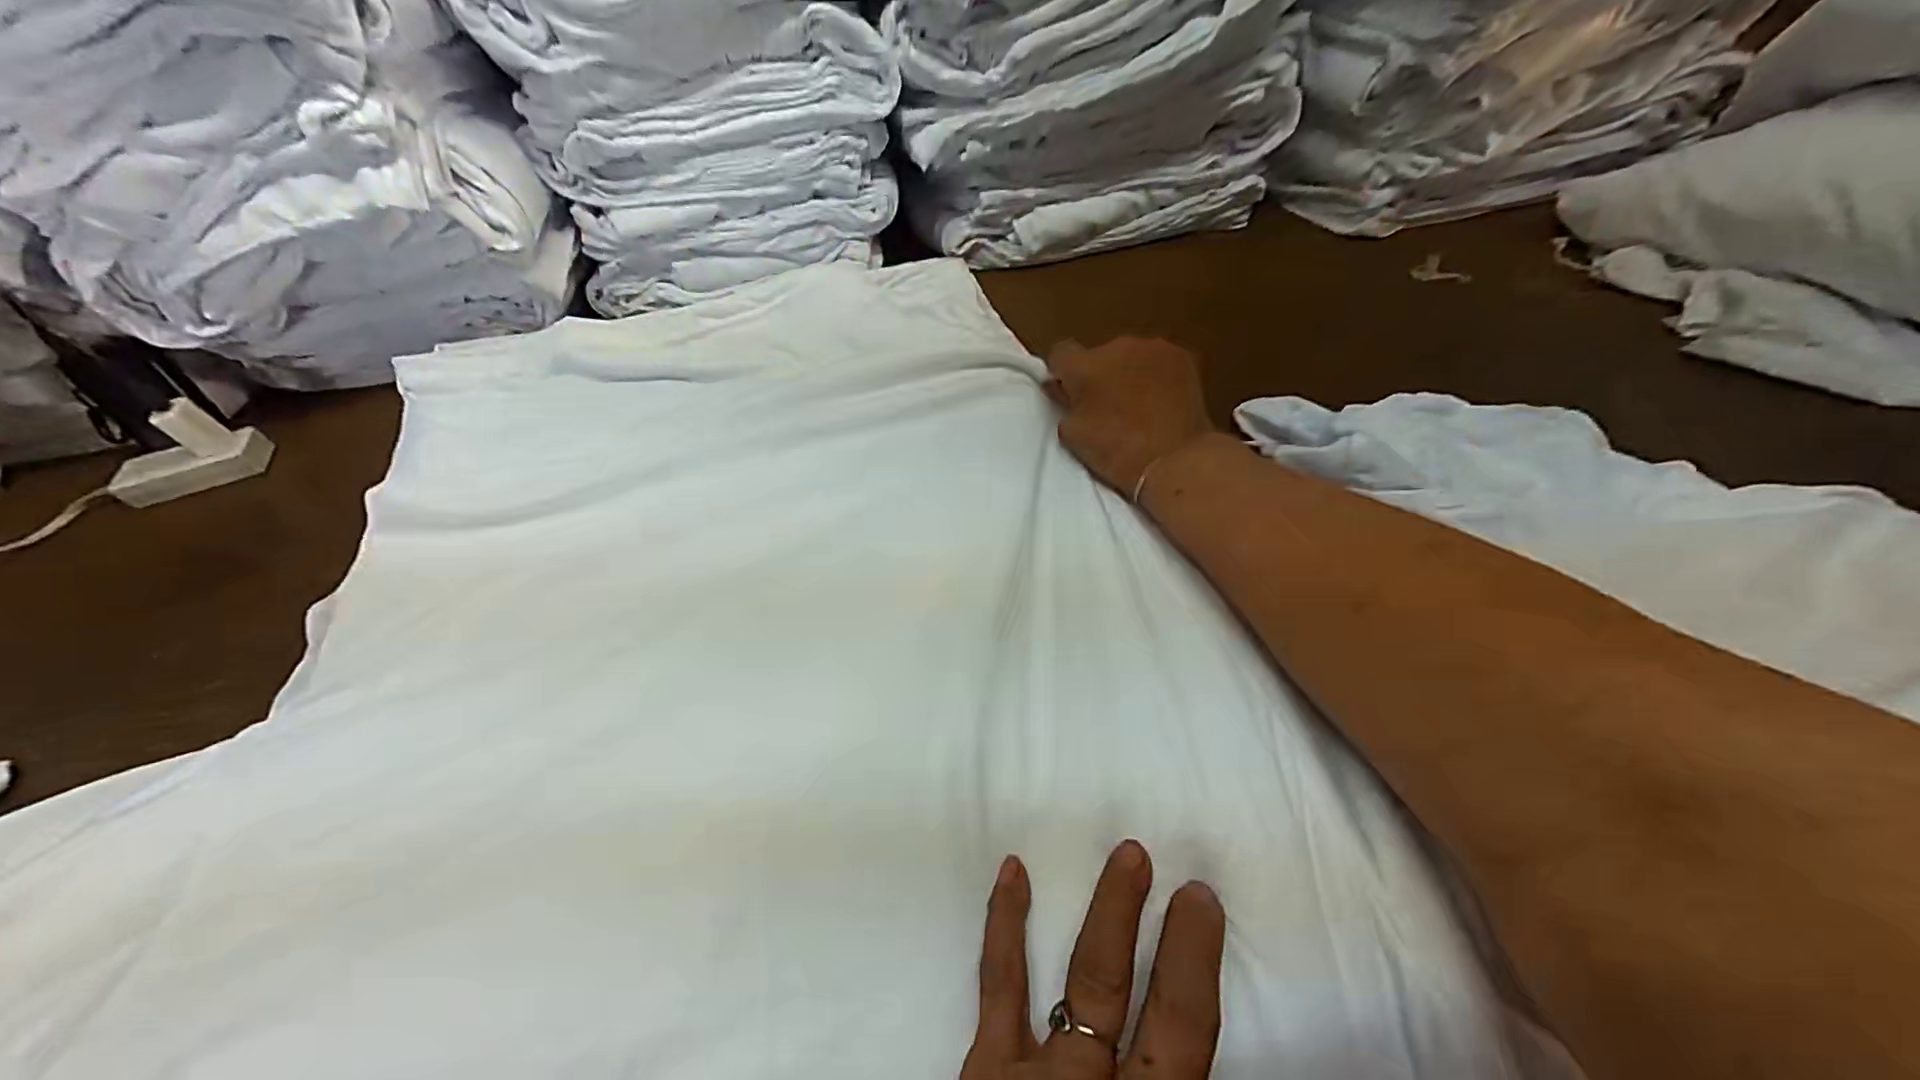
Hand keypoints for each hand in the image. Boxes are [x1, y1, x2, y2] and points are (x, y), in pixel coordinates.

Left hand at [960, 842, 1227, 1079]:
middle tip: (1156, 862)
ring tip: (1123, 857)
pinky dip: (1004, 924)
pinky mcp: (983, 1067)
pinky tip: (1013, 872)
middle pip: (1122, 988)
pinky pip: (996, 985)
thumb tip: (1198, 1063)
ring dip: (1102, 913)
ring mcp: (1028, 1070)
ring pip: (1075, 975)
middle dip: (1141, 922)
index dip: (1193, 959)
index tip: (1200, 900)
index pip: (1183, 1028)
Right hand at [1045, 339, 1217, 496]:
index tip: (1069, 394)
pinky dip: (1157, 376)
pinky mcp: (1183, 356)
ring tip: (1139, 406)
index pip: (1060, 354)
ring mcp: (1154, 348)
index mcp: (1084, 365)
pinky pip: (1159, 362)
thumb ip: (1065, 405)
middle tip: (1107, 406)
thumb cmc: (1118, 451)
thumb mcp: (1073, 435)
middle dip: (1099, 375)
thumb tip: (1064, 390)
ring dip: (1129, 373)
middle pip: (1099, 355)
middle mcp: (1117, 346)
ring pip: (1131, 356)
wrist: (1175, 460)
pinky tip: (1162, 401)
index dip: (1063, 374)